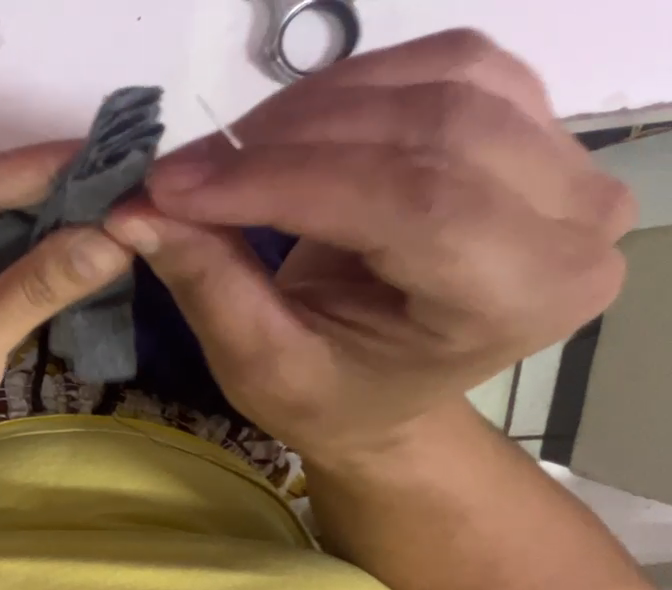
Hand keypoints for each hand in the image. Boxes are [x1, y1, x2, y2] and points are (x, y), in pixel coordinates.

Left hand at [0, 143, 134, 478]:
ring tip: (133, 195)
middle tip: (140, 171)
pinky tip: (100, 233)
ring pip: (7, 213)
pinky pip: (11, 244)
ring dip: (63, 210)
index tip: (121, 150)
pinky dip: (51, 242)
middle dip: (61, 185)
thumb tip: (118, 233)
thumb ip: (39, 287)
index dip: (45, 167)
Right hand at [107, 30, 635, 465]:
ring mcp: (571, 160)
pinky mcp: (537, 126)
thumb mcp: (254, 363)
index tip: (168, 187)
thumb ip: (207, 281)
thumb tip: (134, 211)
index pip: (409, 200)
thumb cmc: (325, 399)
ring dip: (311, 105)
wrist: (385, 398)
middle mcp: (576, 217)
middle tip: (179, 171)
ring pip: (443, 78)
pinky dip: (348, 87)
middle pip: (432, 124)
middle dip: (284, 137)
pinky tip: (284, 132)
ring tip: (225, 155)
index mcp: (520, 296)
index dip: (278, 180)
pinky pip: (447, 67)